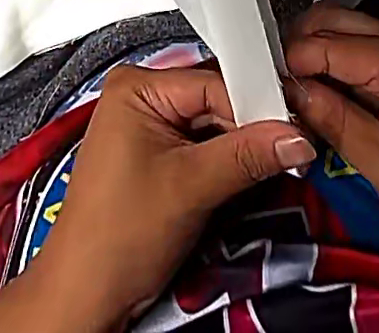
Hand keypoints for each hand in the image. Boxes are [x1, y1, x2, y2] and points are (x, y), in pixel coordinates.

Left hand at [0, 65, 314, 332]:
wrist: (85, 295)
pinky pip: (201, 141)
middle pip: (214, 98)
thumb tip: (294, 136)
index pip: (213, 81)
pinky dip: (225, 159)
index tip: (291, 127)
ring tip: (269, 163)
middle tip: (288, 148)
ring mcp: (147, 123)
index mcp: (136, 86)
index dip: (255, 105)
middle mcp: (140, 95)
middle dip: (249, 126)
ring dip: (240, 146)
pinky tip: (244, 174)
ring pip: (212, 121)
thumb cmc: (115, 238)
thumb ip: (246, 156)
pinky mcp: (156, 150)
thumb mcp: (190, 188)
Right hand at [285, 6, 378, 332]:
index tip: (263, 88)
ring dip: (312, 57)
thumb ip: (336, 122)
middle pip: (333, 22)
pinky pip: (360, 50)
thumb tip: (291, 90)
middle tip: (272, 89)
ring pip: (343, 31)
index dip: (289, 64)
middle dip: (296, 50)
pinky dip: (332, 66)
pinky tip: (321, 98)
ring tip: (293, 96)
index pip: (328, 44)